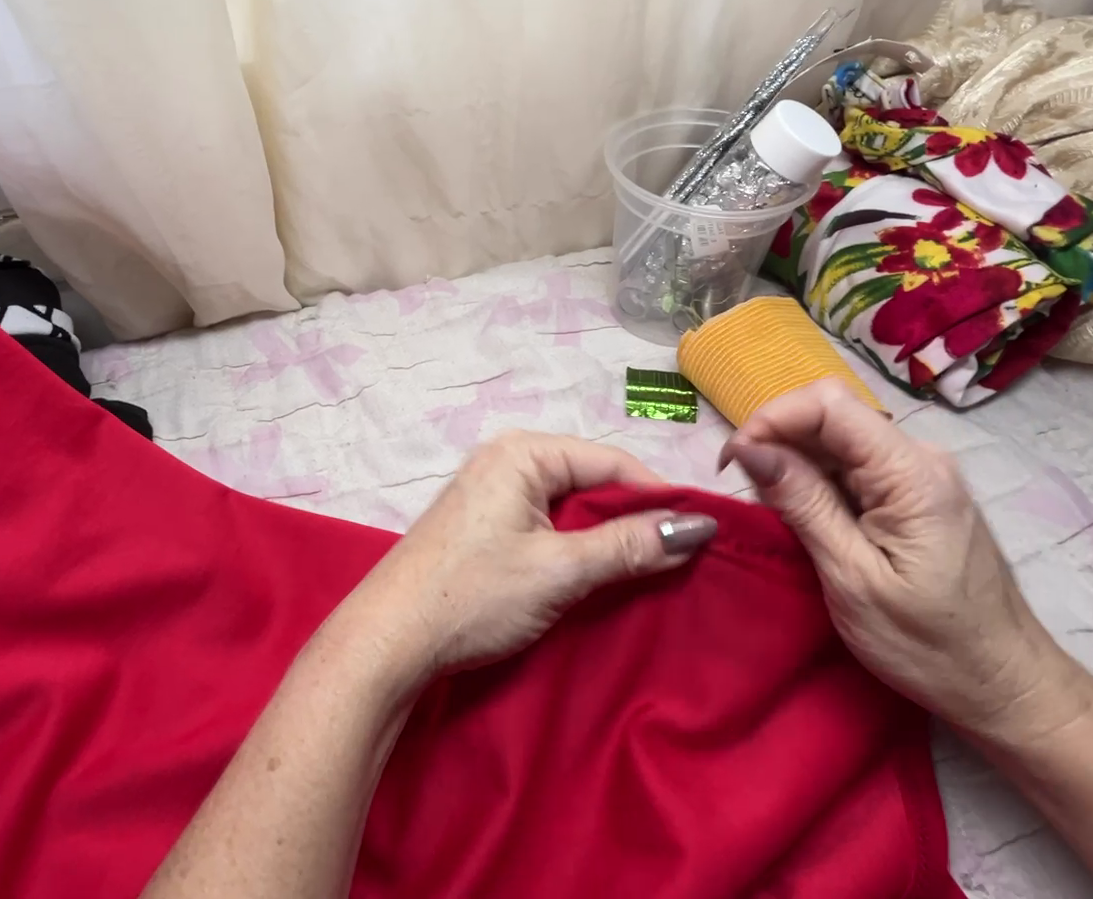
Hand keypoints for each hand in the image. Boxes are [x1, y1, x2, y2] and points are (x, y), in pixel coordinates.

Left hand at [347, 433, 716, 678]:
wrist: (390, 640)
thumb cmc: (474, 595)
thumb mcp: (560, 570)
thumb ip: (629, 546)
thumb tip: (698, 527)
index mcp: (521, 452)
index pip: (610, 462)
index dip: (659, 497)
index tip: (702, 536)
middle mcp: (504, 458)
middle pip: (589, 480)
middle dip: (631, 517)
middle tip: (675, 558)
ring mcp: (489, 490)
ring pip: (568, 504)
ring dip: (603, 535)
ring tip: (642, 569)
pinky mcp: (481, 522)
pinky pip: (544, 521)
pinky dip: (573, 544)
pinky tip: (593, 572)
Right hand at [718, 379, 1089, 744]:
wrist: (1003, 685)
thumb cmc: (929, 645)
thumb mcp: (852, 578)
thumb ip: (802, 504)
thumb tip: (748, 449)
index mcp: (911, 474)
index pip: (829, 404)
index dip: (771, 418)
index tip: (733, 462)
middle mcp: (918, 458)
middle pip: (830, 413)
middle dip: (775, 439)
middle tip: (746, 490)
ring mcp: (917, 473)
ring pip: (835, 438)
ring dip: (791, 462)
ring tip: (773, 512)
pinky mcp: (911, 493)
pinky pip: (849, 465)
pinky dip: (812, 480)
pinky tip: (802, 516)